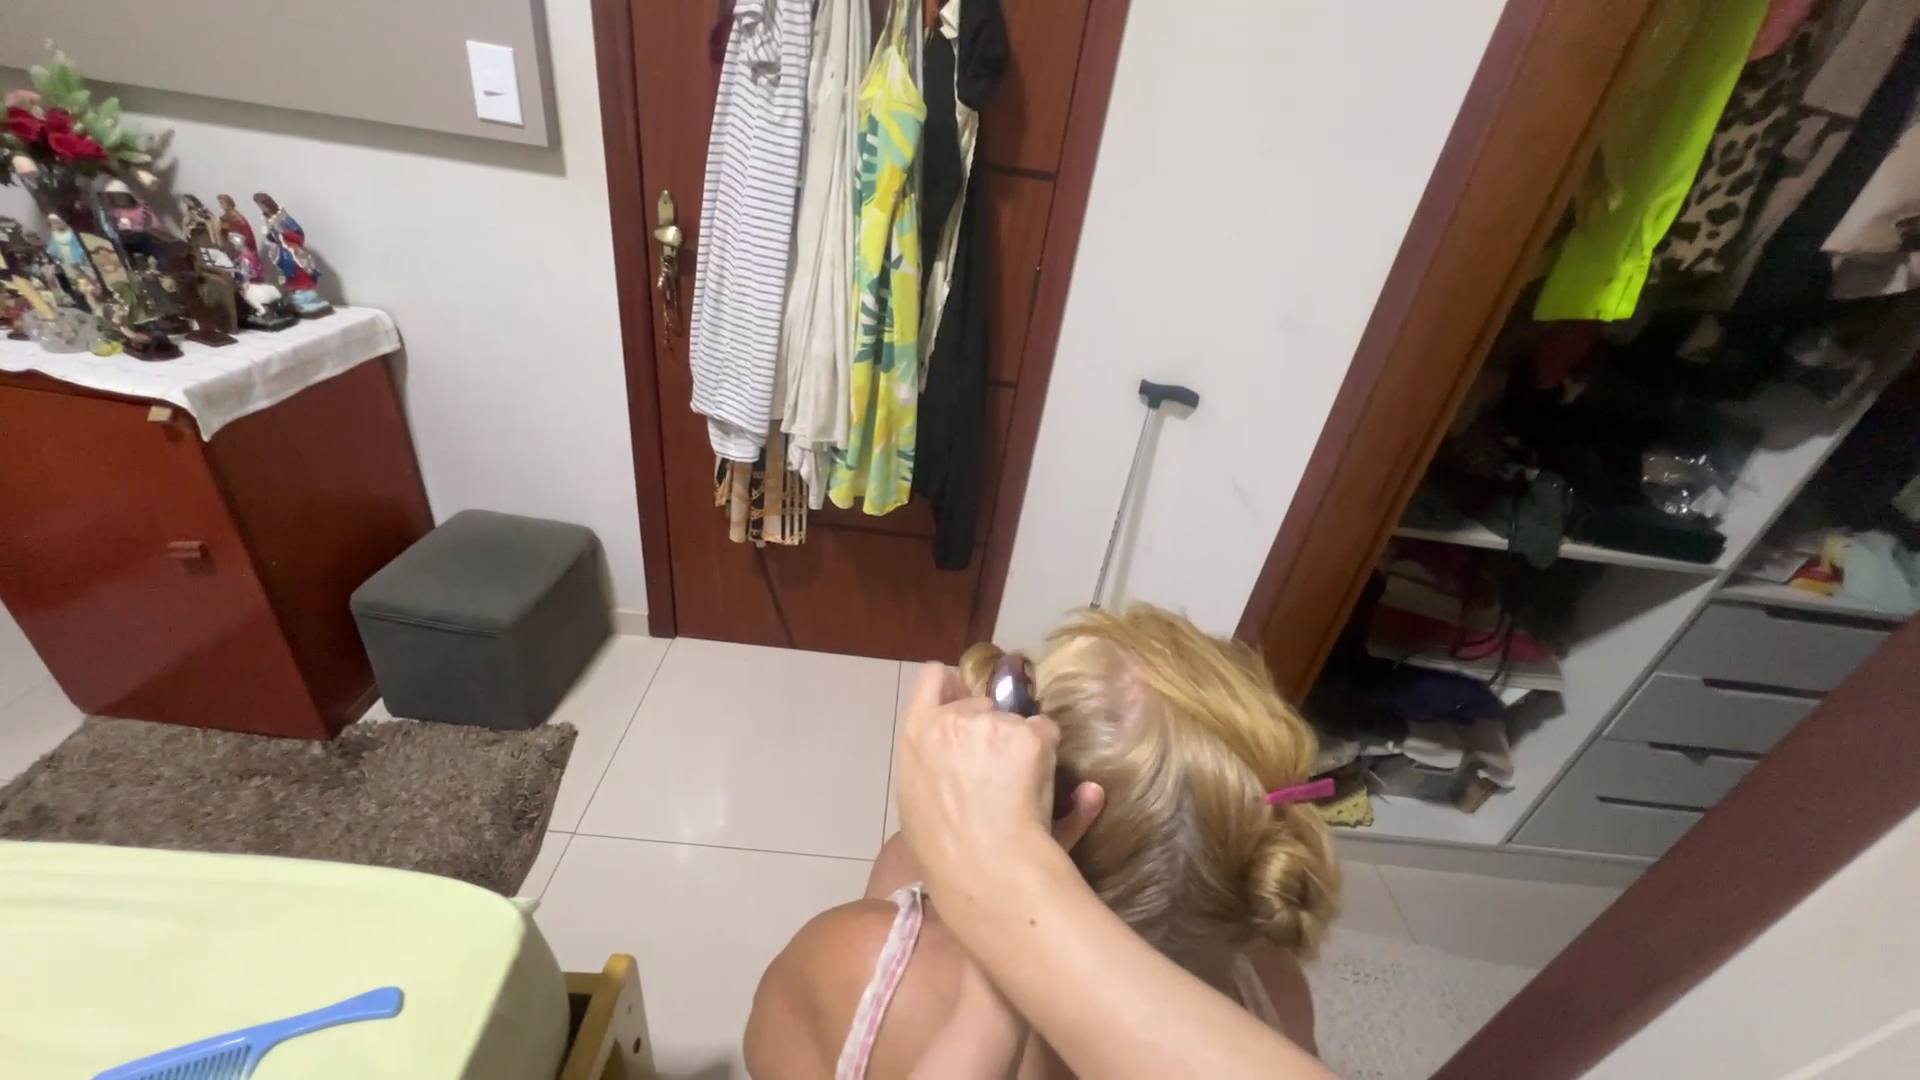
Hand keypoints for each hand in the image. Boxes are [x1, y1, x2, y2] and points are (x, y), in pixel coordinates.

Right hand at [896, 662, 1103, 898]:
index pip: (932, 677)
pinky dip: (1046, 752)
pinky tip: (1037, 787)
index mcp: (916, 733)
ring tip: (1016, 787)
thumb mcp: (915, 797)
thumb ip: (930, 758)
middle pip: (980, 702)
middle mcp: (951, 718)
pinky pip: (1044, 732)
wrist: (984, 868)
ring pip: (1014, 720)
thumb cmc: (943, 848)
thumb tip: (951, 749)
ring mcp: (990, 724)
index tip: (966, 701)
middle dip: (991, 726)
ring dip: (1019, 742)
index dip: (954, 685)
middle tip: (997, 767)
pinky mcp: (1027, 735)